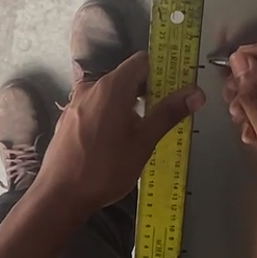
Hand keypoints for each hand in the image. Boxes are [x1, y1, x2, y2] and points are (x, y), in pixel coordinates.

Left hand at [37, 50, 204, 213]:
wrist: (60, 195)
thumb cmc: (105, 169)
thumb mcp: (143, 142)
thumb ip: (168, 113)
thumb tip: (196, 93)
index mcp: (111, 87)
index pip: (141, 62)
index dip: (162, 70)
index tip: (179, 85)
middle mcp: (90, 89)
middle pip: (126, 77)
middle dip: (149, 89)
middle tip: (169, 109)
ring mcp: (76, 104)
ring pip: (110, 94)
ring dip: (130, 104)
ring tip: (147, 127)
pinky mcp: (68, 120)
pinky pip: (96, 108)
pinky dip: (112, 114)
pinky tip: (119, 138)